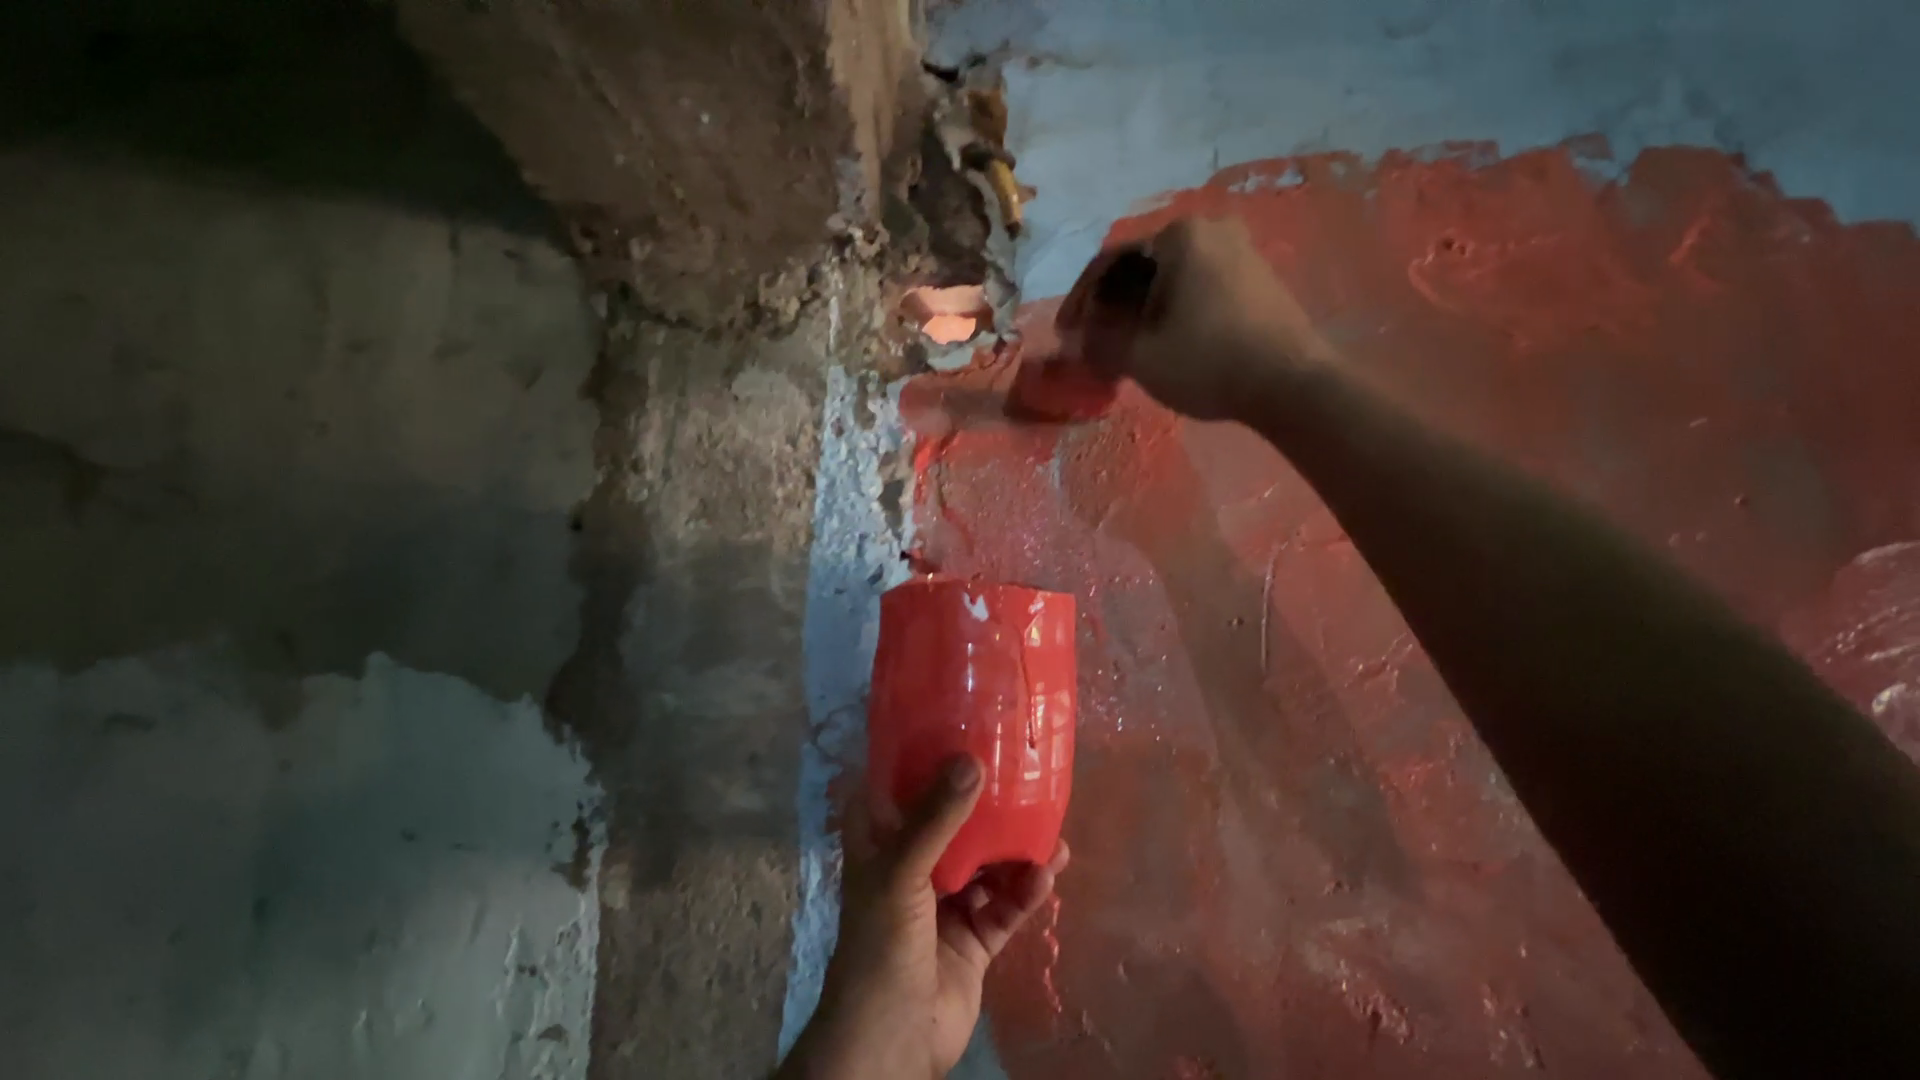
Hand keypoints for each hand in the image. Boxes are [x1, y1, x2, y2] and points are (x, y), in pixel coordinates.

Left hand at [778, 756, 1069, 1079]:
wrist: (892, 1038)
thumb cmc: (880, 943)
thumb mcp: (901, 871)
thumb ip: (937, 818)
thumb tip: (971, 760)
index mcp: (882, 845)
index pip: (899, 788)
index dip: (925, 759)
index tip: (962, 726)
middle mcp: (913, 866)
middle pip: (954, 823)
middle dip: (988, 803)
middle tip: (1025, 775)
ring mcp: (945, 903)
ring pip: (987, 864)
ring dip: (1017, 849)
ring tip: (1052, 827)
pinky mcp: (974, 938)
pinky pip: (1006, 905)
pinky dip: (1026, 890)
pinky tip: (1048, 873)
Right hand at [1056, 215, 1337, 420]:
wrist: (1291, 384)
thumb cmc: (1208, 362)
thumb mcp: (1140, 356)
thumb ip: (1099, 341)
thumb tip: (1078, 339)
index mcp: (1178, 235)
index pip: (1109, 262)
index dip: (1080, 301)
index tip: (1065, 335)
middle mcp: (1210, 229)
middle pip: (1142, 267)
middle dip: (1112, 306)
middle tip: (1093, 342)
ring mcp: (1239, 251)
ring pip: (1171, 278)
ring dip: (1141, 310)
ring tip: (1124, 347)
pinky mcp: (1257, 278)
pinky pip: (1198, 287)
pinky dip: (1172, 310)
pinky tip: (1163, 341)